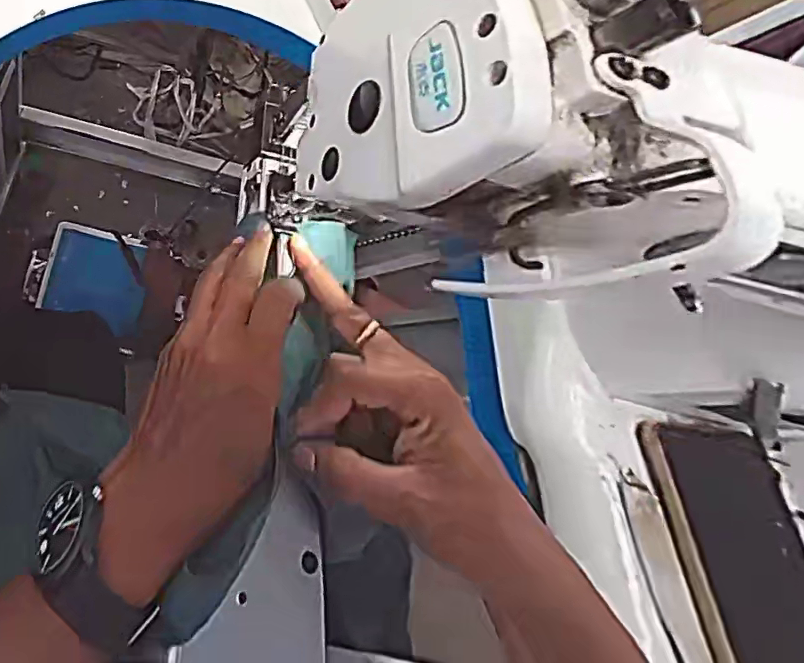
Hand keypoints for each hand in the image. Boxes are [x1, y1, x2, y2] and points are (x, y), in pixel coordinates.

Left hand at [95, 228, 302, 604]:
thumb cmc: (214, 473)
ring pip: (209, 284)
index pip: (273, 300)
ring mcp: (188, 343)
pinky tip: (216, 285)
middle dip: (253, 251)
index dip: (287, 284)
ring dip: (226, 259)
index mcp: (248, 364)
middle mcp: (215, 343)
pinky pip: (194, 304)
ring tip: (238, 244)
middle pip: (237, 279)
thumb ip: (274, 372)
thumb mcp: (266, 424)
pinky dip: (209, 284)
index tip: (294, 278)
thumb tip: (278, 341)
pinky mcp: (171, 350)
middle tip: (264, 234)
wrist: (158, 487)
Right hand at [288, 237, 540, 583]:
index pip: (347, 375)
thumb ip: (344, 471)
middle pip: (357, 324)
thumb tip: (304, 451)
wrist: (505, 545)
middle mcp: (416, 377)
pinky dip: (338, 384)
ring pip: (358, 347)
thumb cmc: (473, 520)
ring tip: (299, 307)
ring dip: (327, 336)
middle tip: (298, 257)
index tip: (304, 437)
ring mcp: (412, 388)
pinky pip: (364, 379)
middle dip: (323, 291)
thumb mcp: (402, 500)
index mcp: (420, 391)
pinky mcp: (406, 406)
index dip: (318, 406)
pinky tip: (322, 397)